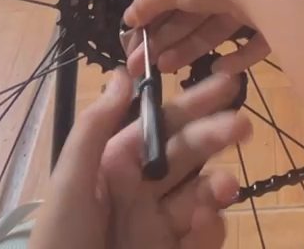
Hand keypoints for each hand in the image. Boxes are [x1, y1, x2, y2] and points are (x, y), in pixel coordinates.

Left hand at [29, 67, 252, 248]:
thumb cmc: (61, 241)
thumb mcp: (70, 184)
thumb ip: (95, 127)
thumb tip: (123, 72)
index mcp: (119, 164)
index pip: (163, 123)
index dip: (194, 102)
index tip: (227, 82)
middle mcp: (144, 189)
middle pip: (189, 153)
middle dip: (216, 135)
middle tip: (242, 126)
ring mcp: (161, 225)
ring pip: (202, 193)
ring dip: (218, 185)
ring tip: (226, 186)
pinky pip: (204, 236)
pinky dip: (211, 228)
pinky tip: (204, 225)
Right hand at [124, 0, 288, 77]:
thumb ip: (148, 1)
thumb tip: (127, 18)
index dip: (156, 8)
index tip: (139, 34)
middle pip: (195, 5)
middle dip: (169, 34)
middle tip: (146, 62)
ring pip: (218, 24)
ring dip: (191, 45)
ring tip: (165, 68)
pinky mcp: (273, 15)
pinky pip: (251, 39)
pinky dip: (235, 56)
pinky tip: (217, 70)